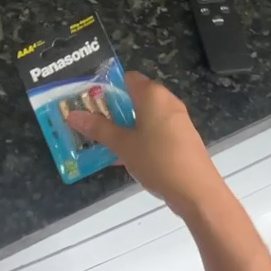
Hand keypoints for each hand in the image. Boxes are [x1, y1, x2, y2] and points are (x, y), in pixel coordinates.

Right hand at [68, 71, 226, 219]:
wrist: (198, 192)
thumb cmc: (158, 160)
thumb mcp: (123, 145)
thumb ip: (98, 128)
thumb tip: (72, 115)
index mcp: (152, 94)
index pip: (127, 78)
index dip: (106, 87)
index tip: (88, 101)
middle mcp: (166, 101)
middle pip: (135, 97)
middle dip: (113, 110)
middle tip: (91, 123)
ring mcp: (177, 120)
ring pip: (144, 117)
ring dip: (125, 127)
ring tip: (103, 141)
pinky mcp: (182, 138)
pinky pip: (155, 131)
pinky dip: (140, 138)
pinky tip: (125, 158)